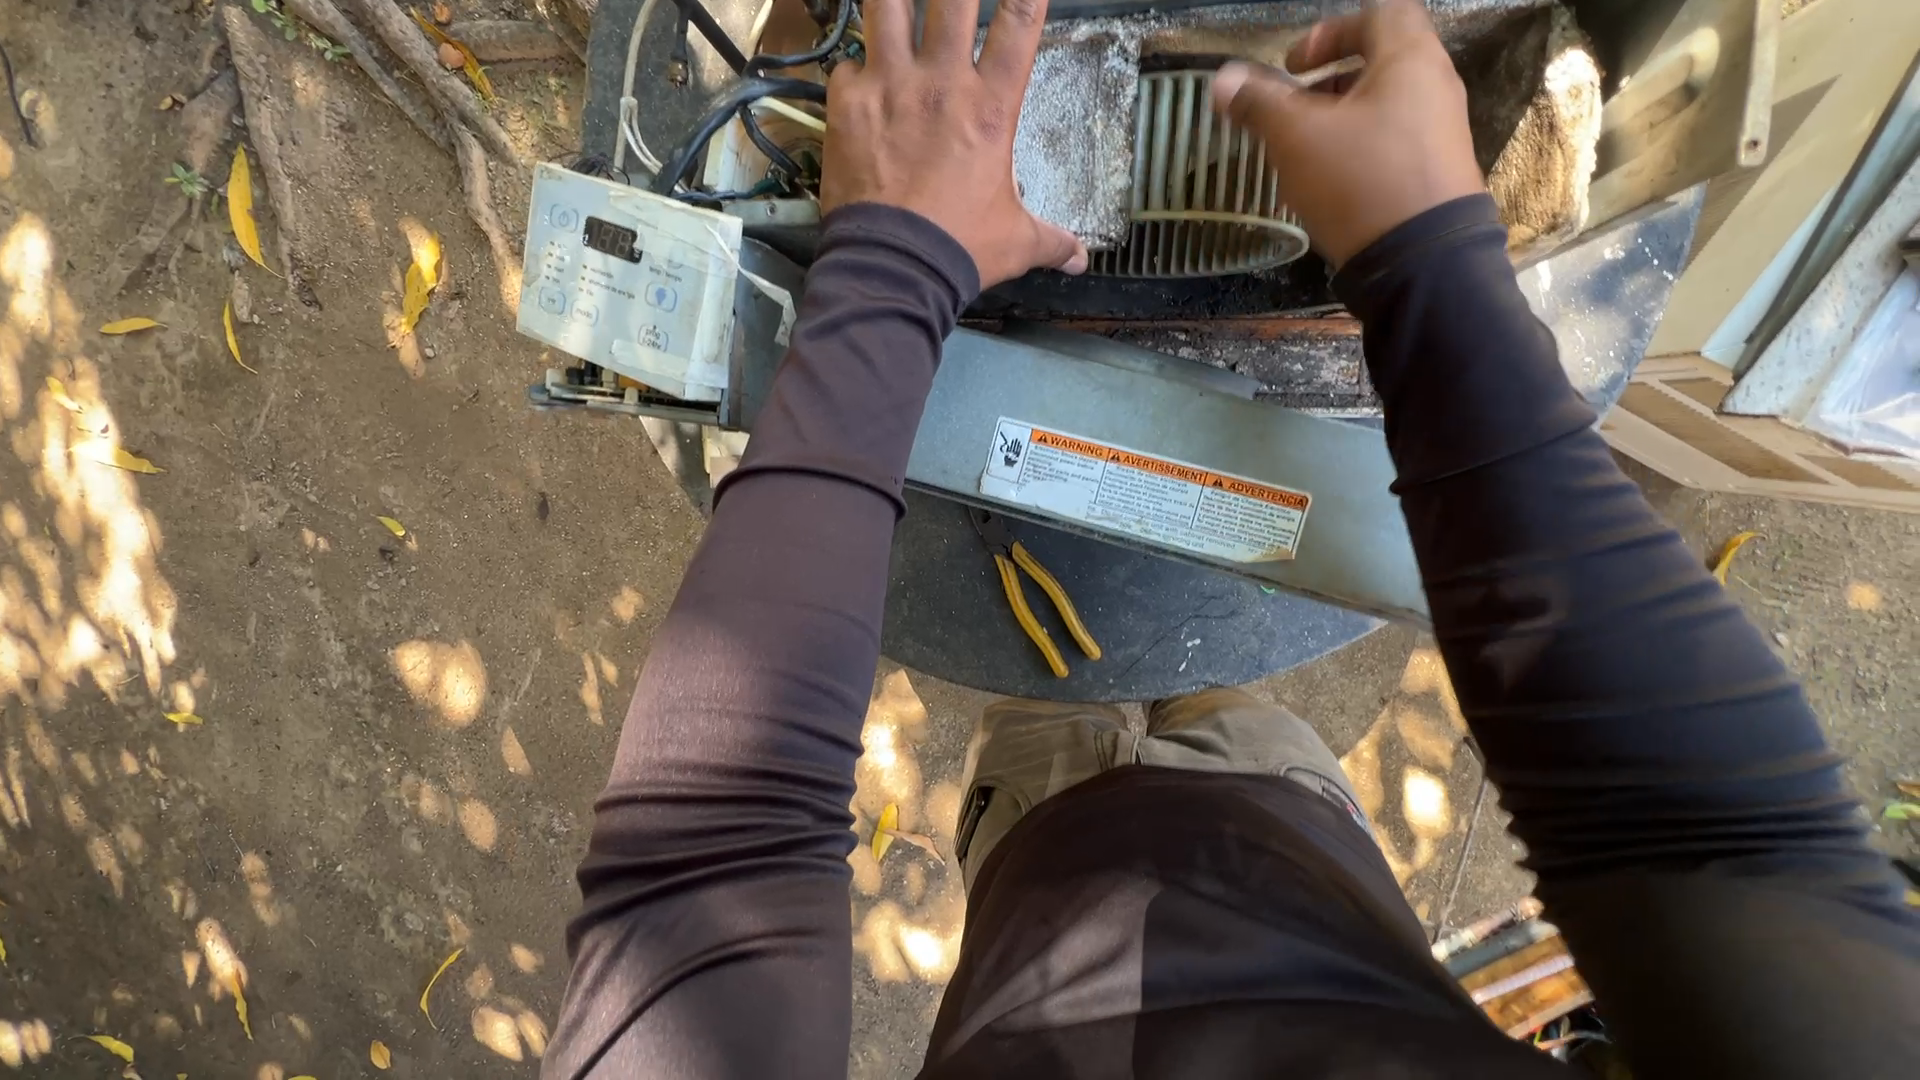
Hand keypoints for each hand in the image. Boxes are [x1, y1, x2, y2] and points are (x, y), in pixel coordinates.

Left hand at [819, 0, 1088, 285]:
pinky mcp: (848, 103)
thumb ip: (1052, 242)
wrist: (894, 267)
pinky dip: (854, 69)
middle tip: (956, 2)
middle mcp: (942, 82)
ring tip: (901, 10)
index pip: (1021, 21)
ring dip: (896, 3)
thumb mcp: (1017, 243)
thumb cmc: (960, 250)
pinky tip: (860, 84)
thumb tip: (1081, 259)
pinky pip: (847, 64)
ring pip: (889, 4)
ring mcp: (890, 85)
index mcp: (991, 108)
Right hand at [1210, 0, 1484, 268]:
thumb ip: (1260, 104)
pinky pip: (1391, 144)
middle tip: (1290, 111)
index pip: (1376, 14)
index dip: (1327, 32)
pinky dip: (1356, 150)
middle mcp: (1434, 85)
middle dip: (1325, 83)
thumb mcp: (1296, 138)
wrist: (1418, 256)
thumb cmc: (1358, 180)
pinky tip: (1327, 184)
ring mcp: (1439, 131)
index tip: (1291, 66)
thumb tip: (1222, 79)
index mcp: (1409, 58)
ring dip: (1337, 121)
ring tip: (1301, 153)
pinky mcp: (1434, 172)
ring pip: (1381, 107)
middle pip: (1378, 62)